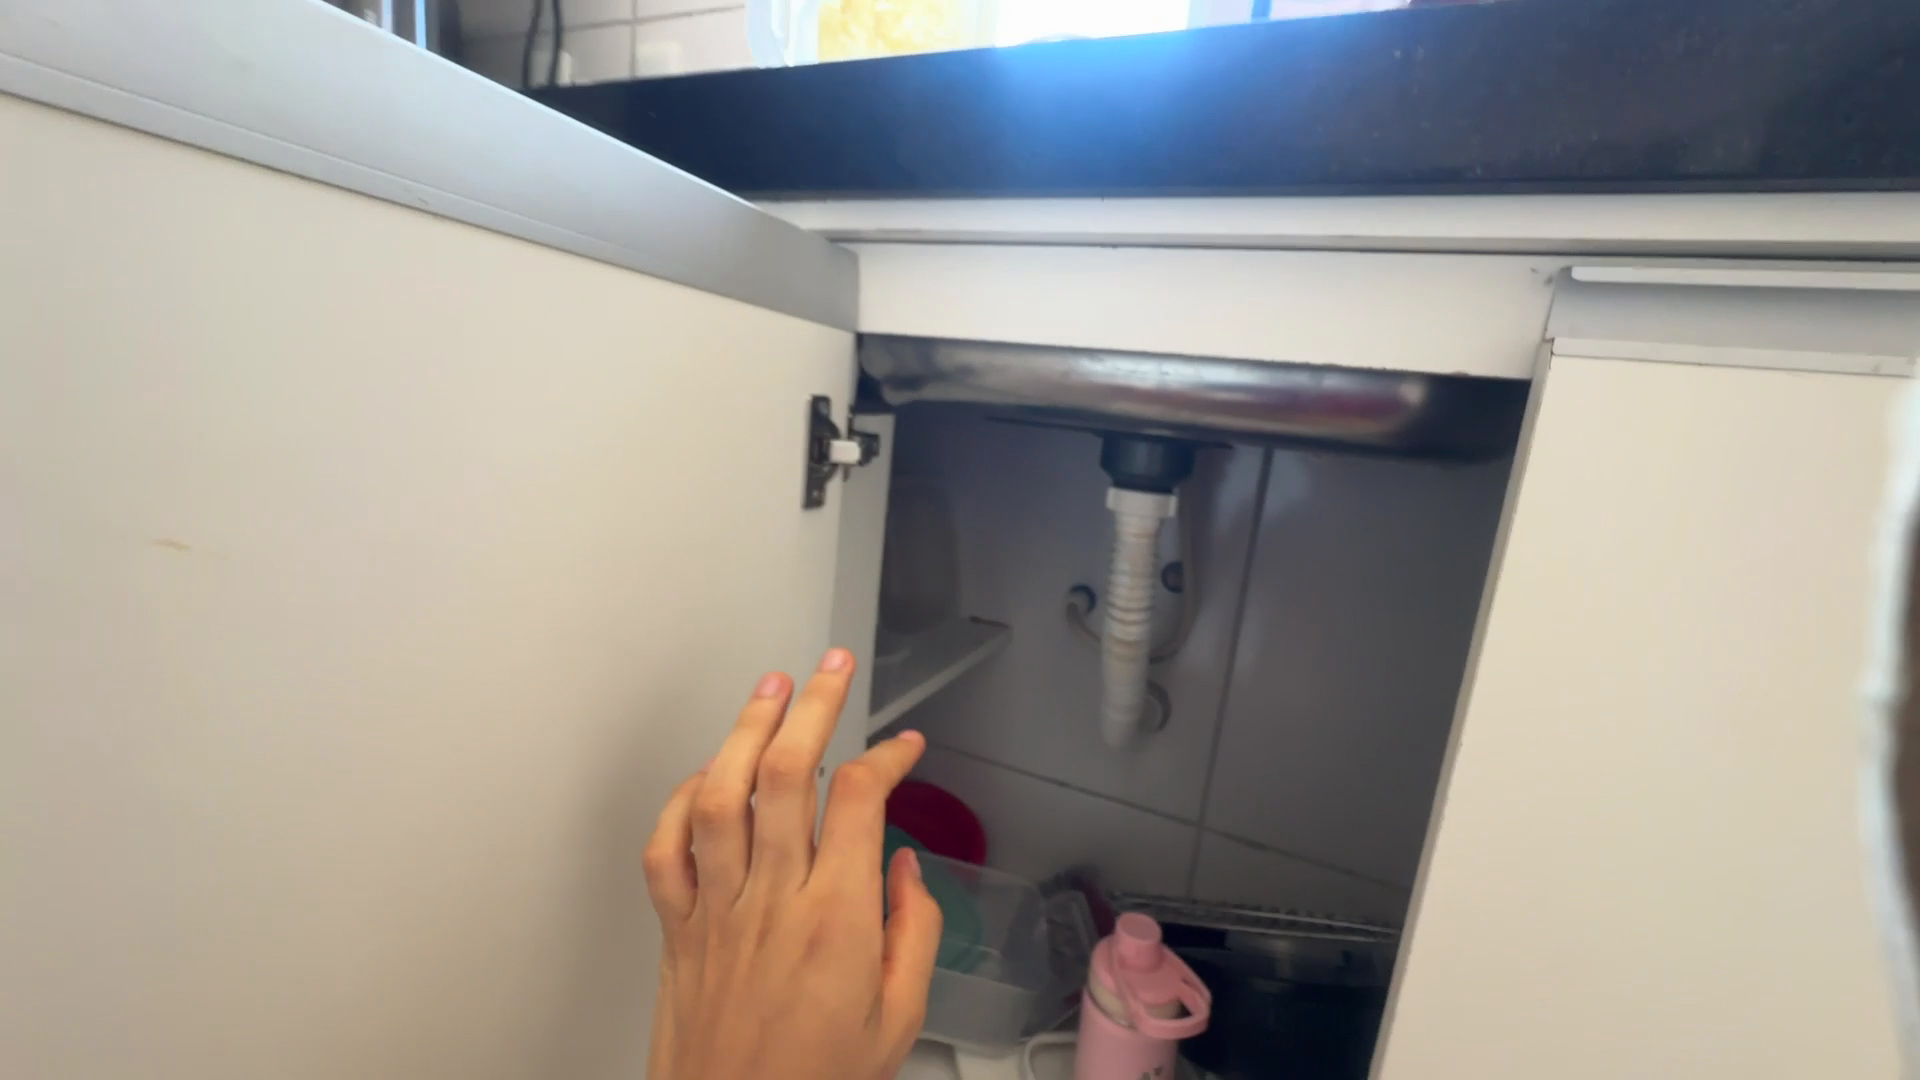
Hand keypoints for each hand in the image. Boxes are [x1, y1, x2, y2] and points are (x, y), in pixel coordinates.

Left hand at [643, 647, 941, 1079]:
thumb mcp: (900, 1019)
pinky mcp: (677, 931)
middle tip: (832, 666)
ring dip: (745, 731)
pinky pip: (664, 852)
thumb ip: (913, 931)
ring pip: (721, 798)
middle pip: (786, 776)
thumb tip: (902, 867)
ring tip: (770, 688)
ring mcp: (716, 910)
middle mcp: (773, 900)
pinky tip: (705, 773)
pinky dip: (680, 802)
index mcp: (835, 919)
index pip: (861, 800)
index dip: (887, 756)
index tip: (905, 745)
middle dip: (813, 707)